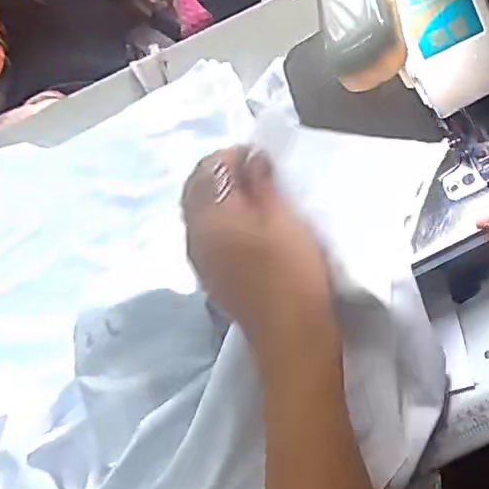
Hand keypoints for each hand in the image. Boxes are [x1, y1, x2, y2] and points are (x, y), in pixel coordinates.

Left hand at [183, 146, 335, 350]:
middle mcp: (195, 234)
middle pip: (196, 188)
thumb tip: (250, 158)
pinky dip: (222, 218)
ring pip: (200, 211)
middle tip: (258, 171)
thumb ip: (262, 183)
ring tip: (256, 195)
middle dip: (222, 173)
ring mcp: (200, 257)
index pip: (209, 167)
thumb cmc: (293, 272)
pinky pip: (207, 233)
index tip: (263, 156)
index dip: (235, 155)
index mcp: (210, 215)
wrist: (292, 333)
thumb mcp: (284, 218)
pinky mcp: (211, 275)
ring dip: (221, 196)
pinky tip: (248, 225)